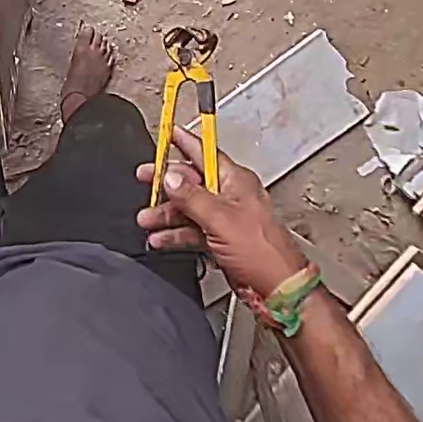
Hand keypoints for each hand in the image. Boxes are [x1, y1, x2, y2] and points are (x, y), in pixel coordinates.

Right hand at [136, 127, 311, 297]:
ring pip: (188, 207)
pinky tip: (161, 238)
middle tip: (145, 177)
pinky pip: (191, 230)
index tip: (168, 131)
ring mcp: (225, 218)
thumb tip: (171, 178)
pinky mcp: (220, 239)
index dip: (184, 141)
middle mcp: (230, 196)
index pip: (205, 152)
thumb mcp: (221, 219)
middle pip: (191, 181)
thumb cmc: (264, 253)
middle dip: (166, 183)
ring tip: (147, 218)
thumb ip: (192, 197)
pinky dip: (175, 233)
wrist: (277, 290)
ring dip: (166, 213)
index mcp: (235, 181)